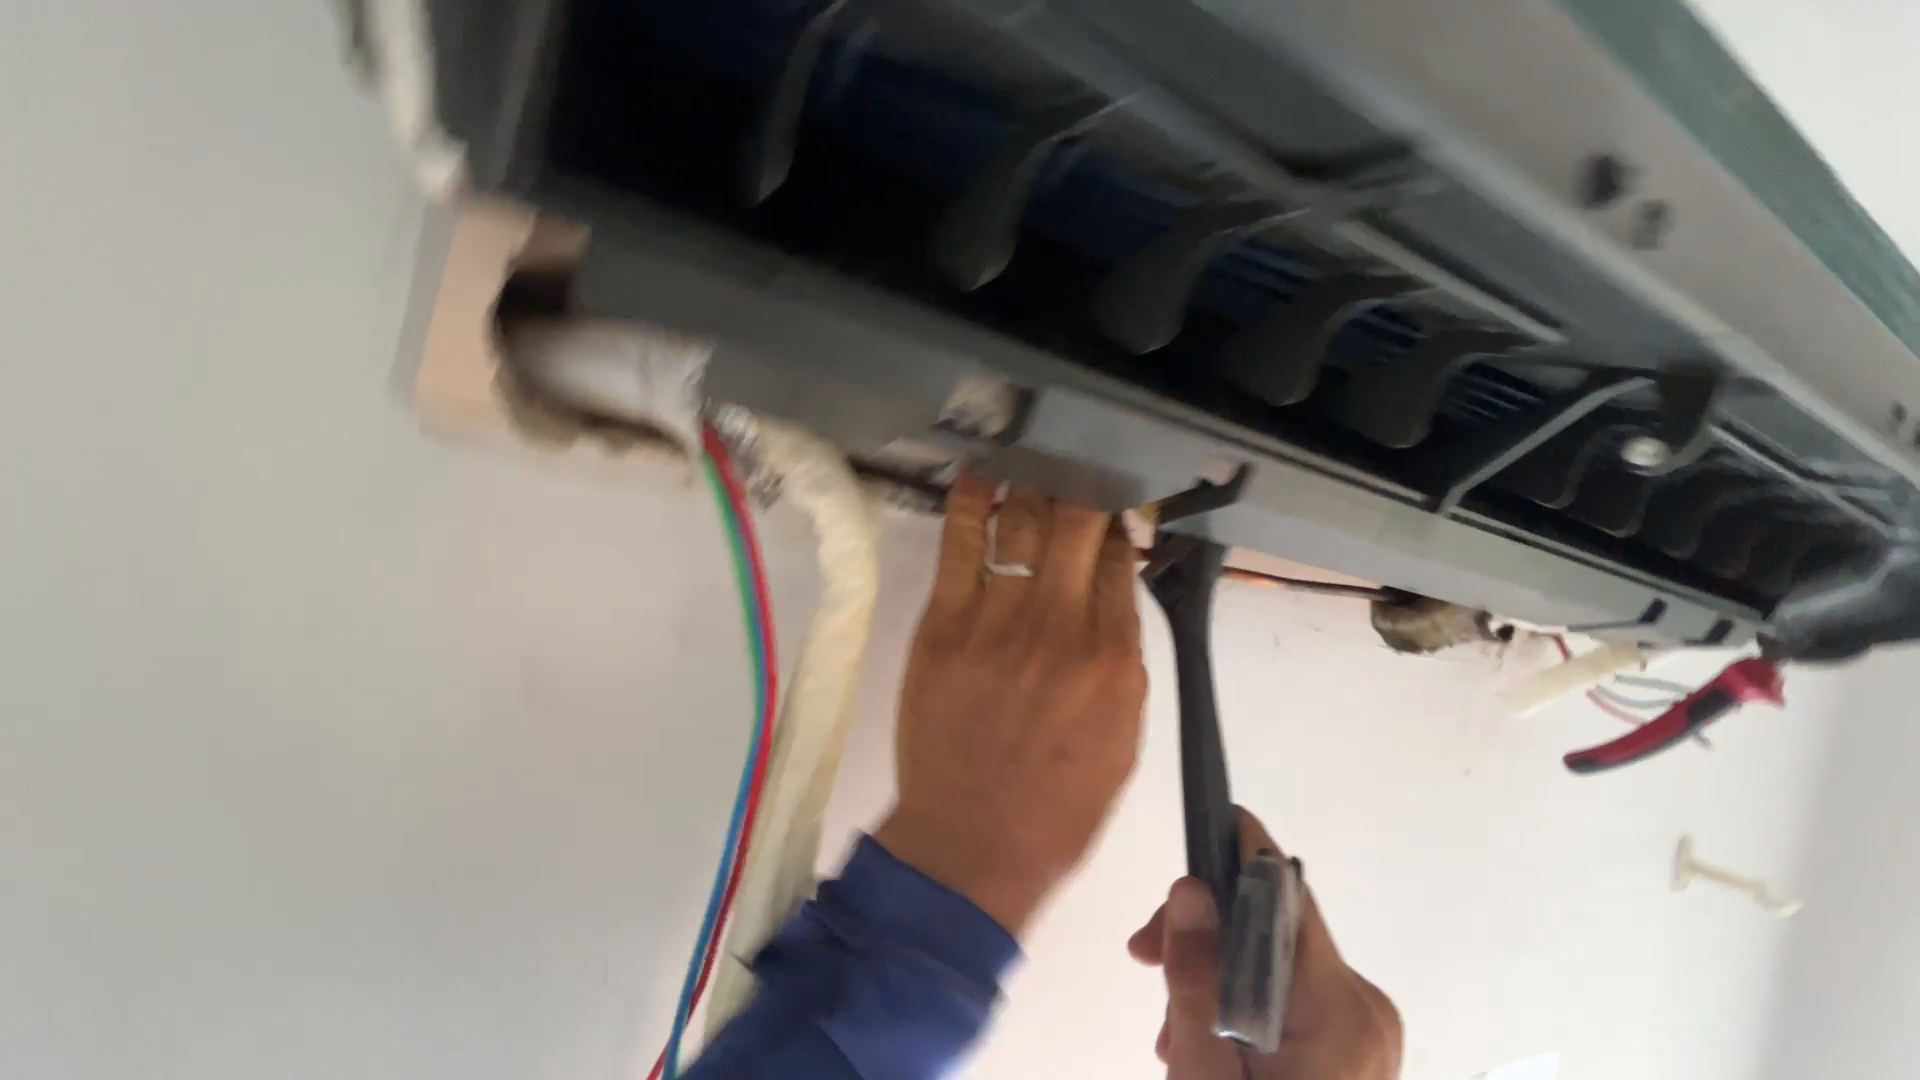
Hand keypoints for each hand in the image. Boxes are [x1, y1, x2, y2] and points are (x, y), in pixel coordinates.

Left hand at [873, 474, 1146, 935]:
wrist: (973, 843)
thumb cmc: (1058, 803)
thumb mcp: (1122, 735)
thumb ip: (1122, 654)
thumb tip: (1115, 586)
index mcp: (1114, 657)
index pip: (1121, 558)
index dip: (1119, 519)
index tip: (1114, 502)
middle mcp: (1061, 625)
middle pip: (1077, 523)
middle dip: (1082, 483)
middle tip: (1078, 463)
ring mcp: (999, 620)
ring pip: (1022, 521)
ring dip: (1033, 482)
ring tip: (1035, 456)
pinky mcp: (944, 624)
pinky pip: (960, 545)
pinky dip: (972, 502)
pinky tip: (982, 475)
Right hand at [1128, 809, 1401, 1078]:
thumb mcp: (1204, 1074)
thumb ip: (1196, 981)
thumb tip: (1190, 887)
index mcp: (1341, 1008)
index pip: (1283, 891)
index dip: (1233, 850)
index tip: (1180, 850)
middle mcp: (1364, 1006)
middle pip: (1270, 923)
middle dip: (1201, 928)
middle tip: (1141, 955)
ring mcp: (1363, 1030)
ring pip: (1272, 957)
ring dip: (1213, 967)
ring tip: (1168, 1026)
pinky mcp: (1350, 1048)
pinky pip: (1286, 992)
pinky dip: (1238, 996)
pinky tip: (1204, 1035)